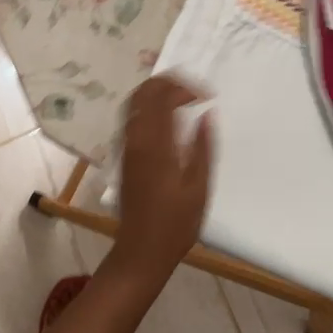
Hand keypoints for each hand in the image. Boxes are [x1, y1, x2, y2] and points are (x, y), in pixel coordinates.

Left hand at [114, 76, 213, 275]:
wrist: (141, 251)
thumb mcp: (199, 187)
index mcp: (156, 143)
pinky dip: (148, 105)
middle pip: (144, 91)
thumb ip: (202, 146)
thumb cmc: (176, 223)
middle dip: (169, 82)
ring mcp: (126, 145)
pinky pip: (131, 115)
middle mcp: (136, 138)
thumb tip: (207, 114)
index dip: (186, 87)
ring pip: (134, 101)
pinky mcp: (124, 154)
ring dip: (157, 92)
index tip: (208, 97)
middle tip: (194, 91)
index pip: (164, 95)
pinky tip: (166, 118)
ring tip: (182, 98)